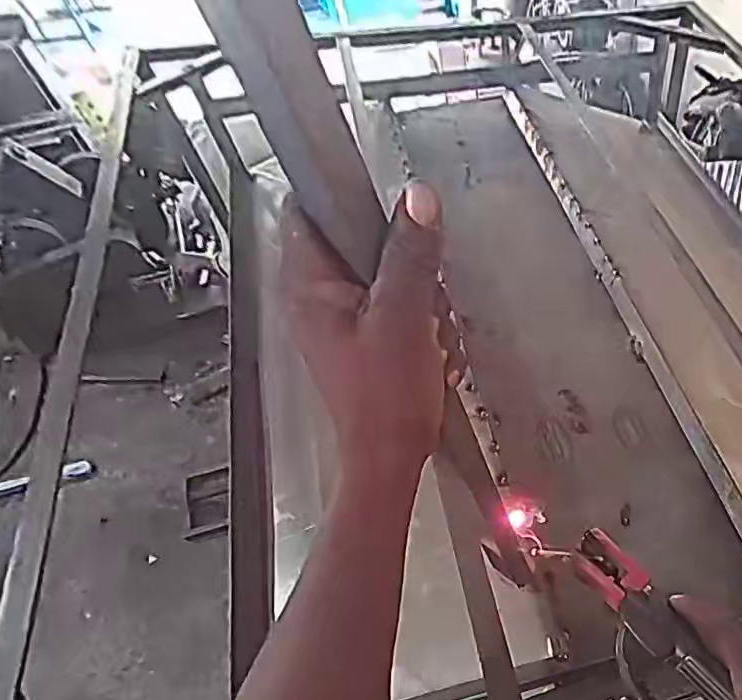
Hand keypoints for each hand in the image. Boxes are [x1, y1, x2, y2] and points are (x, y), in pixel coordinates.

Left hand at [283, 181, 448, 482]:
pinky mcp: (368, 347)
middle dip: (411, 275)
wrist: (392, 456)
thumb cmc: (385, 399)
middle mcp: (319, 303)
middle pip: (367, 252)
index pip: (315, 211)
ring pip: (392, 287)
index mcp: (309, 286)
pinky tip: (432, 356)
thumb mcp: (406, 315)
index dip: (355, 206)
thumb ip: (411, 255)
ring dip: (425, 309)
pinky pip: (402, 319)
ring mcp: (345, 327)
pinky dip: (424, 333)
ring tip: (430, 339)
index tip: (391, 217)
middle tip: (423, 302)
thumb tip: (419, 202)